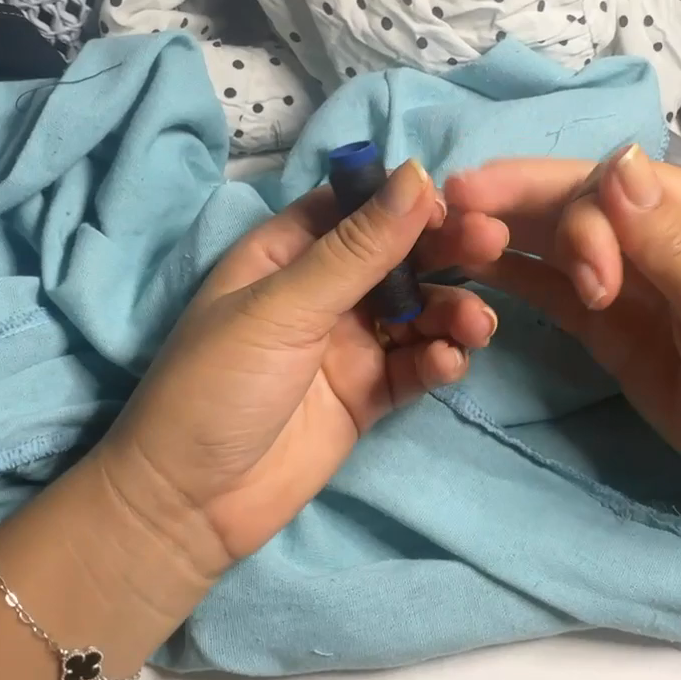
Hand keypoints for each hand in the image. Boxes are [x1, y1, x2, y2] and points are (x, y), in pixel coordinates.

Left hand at [91, 160, 501, 577]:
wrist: (190, 506)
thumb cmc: (218, 386)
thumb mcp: (283, 308)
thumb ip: (356, 249)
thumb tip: (417, 173)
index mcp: (286, 254)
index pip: (356, 208)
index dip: (404, 201)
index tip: (452, 206)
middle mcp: (322, 292)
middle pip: (397, 256)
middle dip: (443, 250)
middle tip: (490, 247)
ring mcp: (348, 345)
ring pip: (417, 312)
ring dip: (451, 311)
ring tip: (475, 325)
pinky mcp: (368, 394)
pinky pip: (415, 365)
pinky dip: (438, 360)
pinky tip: (447, 364)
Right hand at [436, 145, 680, 508]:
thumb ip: (674, 244)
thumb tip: (616, 163)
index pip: (619, 188)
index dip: (571, 201)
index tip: (581, 275)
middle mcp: (657, 241)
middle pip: (576, 205)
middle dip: (517, 202)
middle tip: (453, 206)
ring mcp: (629, 287)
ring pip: (557, 244)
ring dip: (507, 234)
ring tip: (448, 235)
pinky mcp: (610, 331)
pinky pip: (555, 294)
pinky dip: (517, 278)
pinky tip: (475, 267)